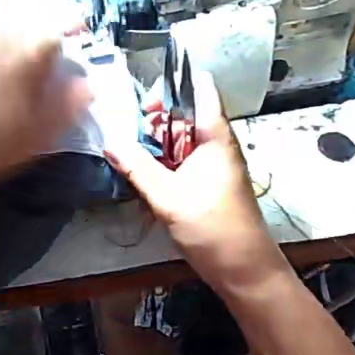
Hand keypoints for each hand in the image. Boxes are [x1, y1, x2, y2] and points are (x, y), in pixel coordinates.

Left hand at [0, 0, 89, 250]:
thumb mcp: (41, 133)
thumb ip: (70, 102)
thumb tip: (84, 83)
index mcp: (36, 38)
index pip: (66, 18)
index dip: (71, 28)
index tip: (71, 37)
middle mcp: (5, 11)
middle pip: (35, 1)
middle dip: (40, 17)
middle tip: (33, 43)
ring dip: (9, 11)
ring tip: (2, 41)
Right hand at [105, 69, 292, 294]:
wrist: (244, 271)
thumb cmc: (214, 229)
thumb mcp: (168, 197)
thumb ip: (138, 167)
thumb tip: (109, 142)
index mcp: (216, 137)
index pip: (201, 90)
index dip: (175, 82)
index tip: (146, 92)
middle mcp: (216, 144)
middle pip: (185, 114)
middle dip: (156, 117)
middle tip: (129, 130)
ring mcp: (212, 164)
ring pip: (181, 139)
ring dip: (157, 142)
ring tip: (132, 151)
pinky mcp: (206, 183)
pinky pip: (181, 160)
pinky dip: (163, 161)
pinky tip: (143, 171)